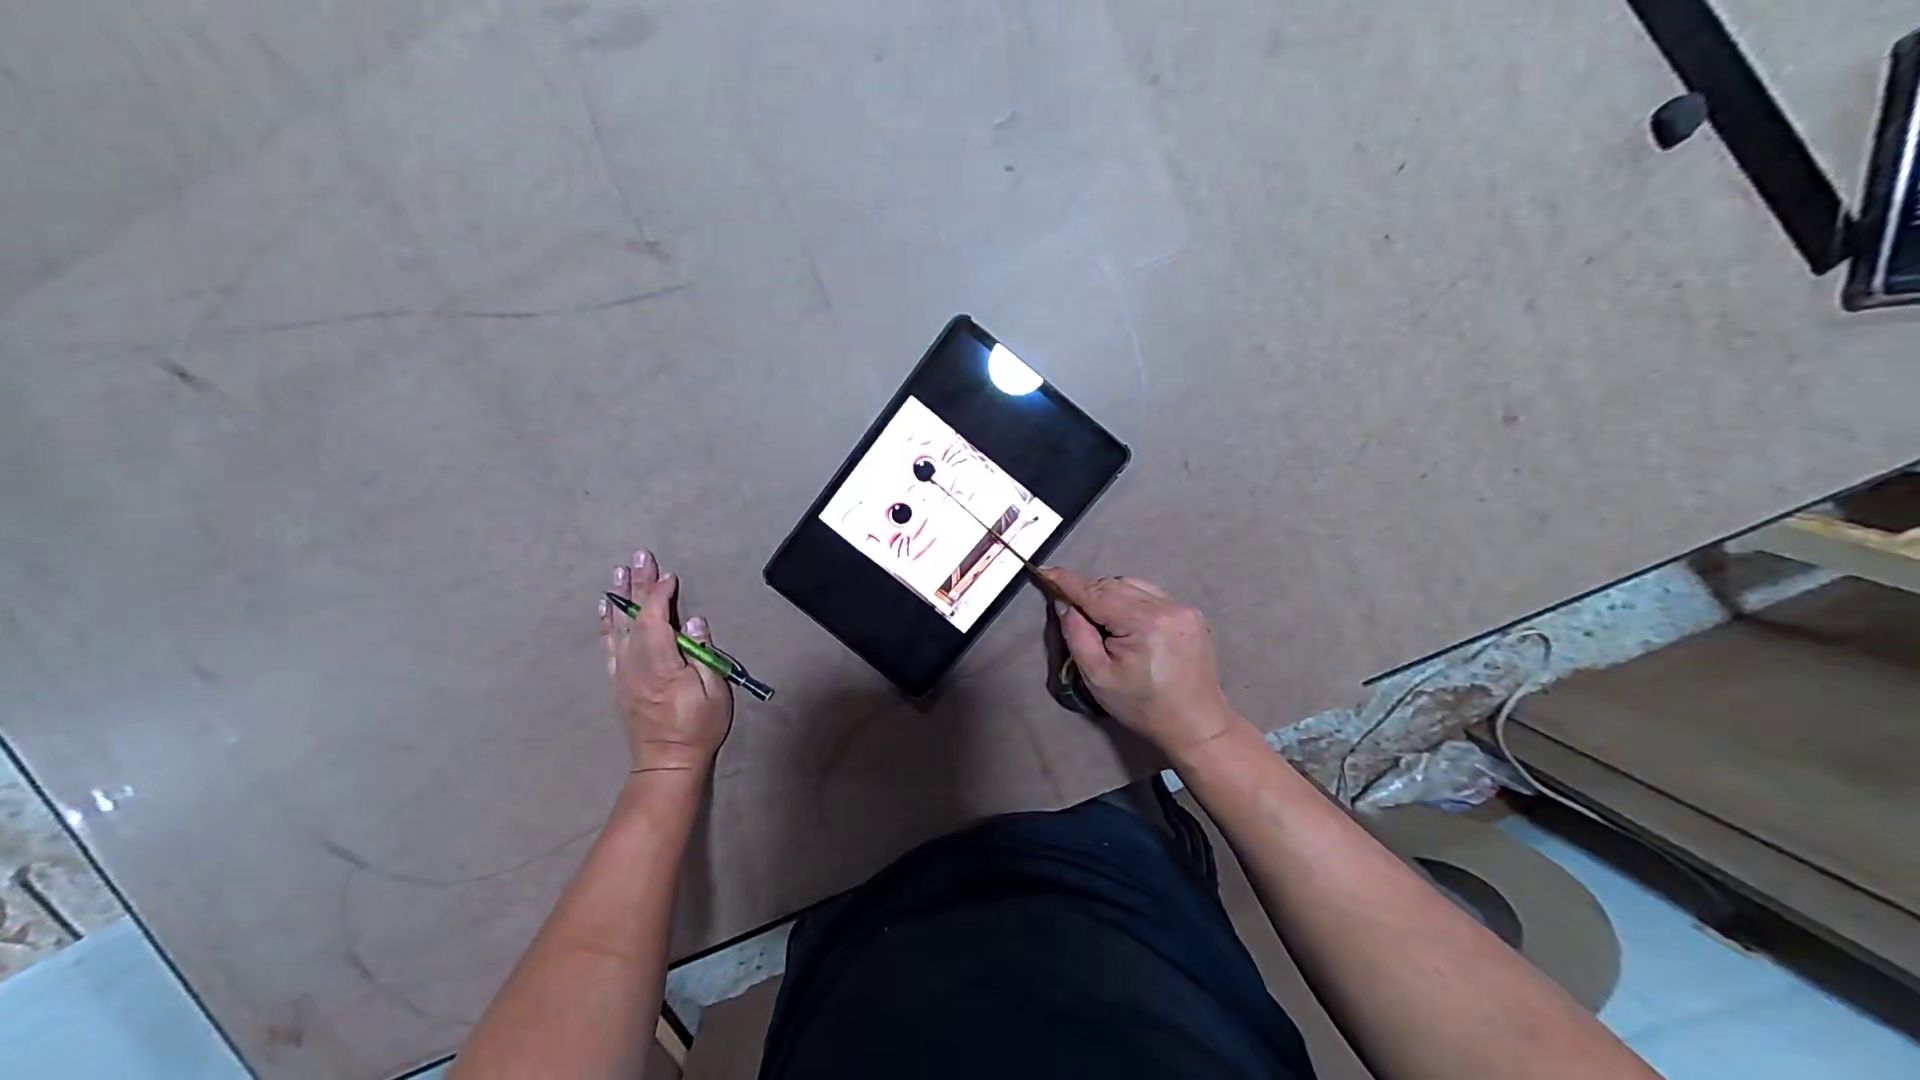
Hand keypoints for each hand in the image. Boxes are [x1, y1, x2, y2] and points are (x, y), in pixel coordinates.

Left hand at [599, 549, 733, 774]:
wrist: (667, 763)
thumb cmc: (698, 727)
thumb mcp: (714, 692)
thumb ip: (703, 654)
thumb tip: (692, 622)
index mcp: (661, 666)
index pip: (655, 621)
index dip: (660, 595)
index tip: (670, 576)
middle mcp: (635, 666)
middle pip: (634, 617)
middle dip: (639, 584)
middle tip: (640, 556)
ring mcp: (623, 674)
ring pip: (618, 627)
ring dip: (620, 596)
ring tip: (620, 571)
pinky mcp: (618, 682)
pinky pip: (608, 646)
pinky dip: (606, 623)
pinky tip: (606, 607)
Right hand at [1039, 567, 1239, 757]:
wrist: (1195, 723)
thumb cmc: (1143, 706)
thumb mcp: (1098, 676)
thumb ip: (1077, 634)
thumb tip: (1064, 603)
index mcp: (1144, 623)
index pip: (1096, 593)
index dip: (1067, 581)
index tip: (1045, 572)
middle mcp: (1167, 607)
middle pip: (1114, 585)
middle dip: (1087, 591)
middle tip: (1070, 609)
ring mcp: (1183, 608)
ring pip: (1132, 585)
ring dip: (1109, 593)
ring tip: (1099, 619)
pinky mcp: (1190, 613)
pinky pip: (1150, 593)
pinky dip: (1130, 598)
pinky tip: (1125, 620)